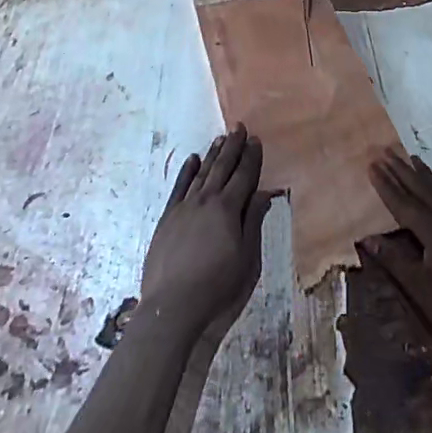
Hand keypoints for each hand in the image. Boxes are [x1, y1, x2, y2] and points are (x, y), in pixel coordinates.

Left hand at [140, 125, 269, 333]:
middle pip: (222, 169)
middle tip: (238, 128)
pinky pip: (179, 187)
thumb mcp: (247, 258)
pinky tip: (192, 160)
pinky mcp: (167, 218)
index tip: (256, 140)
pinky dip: (187, 172)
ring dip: (212, 155)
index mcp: (228, 210)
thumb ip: (253, 222)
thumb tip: (263, 192)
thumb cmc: (217, 286)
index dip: (251, 158)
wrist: (173, 304)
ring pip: (201, 174)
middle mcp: (205, 201)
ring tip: (220, 139)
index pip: (243, 177)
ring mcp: (183, 208)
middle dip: (232, 148)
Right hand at [360, 147, 431, 346]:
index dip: (386, 184)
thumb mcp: (419, 286)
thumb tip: (367, 238)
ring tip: (410, 156)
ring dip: (422, 173)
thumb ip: (394, 259)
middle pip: (421, 188)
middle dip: (402, 170)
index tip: (372, 165)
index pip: (402, 203)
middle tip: (386, 150)